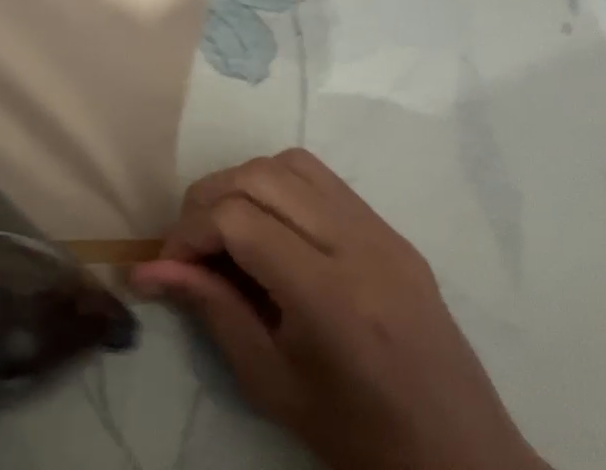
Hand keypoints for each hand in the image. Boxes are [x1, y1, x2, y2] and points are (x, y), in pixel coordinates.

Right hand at [130, 149, 546, 469]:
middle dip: (206, 201)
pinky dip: (279, 189)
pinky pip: (322, 181)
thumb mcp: (269, 380)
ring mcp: (384, 235)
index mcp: (331, 297)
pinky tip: (270, 232)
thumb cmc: (356, 433)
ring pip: (289, 165)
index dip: (187, 233)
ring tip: (227, 232)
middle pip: (258, 177)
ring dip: (242, 186)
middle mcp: (361, 249)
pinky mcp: (394, 235)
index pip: (237, 219)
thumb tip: (146, 270)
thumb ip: (210, 309)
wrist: (460, 459)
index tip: (171, 267)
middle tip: (192, 246)